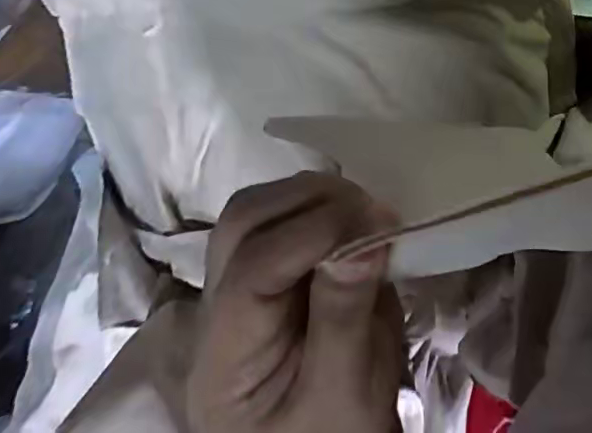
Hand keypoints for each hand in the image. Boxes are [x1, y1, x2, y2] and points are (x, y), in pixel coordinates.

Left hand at [189, 173, 404, 432]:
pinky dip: (315, 205)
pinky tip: (349, 221)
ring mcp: (233, 288)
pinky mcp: (260, 274)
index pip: (253, 269)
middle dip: (310, 201)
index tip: (376, 226)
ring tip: (363, 215)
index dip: (316, 232)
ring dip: (312, 196)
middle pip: (242, 225)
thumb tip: (366, 234)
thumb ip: (346, 317)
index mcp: (226, 357)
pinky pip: (275, 218)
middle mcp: (214, 311)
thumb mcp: (347, 395)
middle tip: (370, 213)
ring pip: (254, 210)